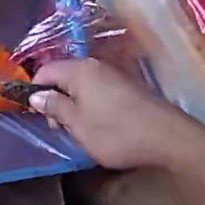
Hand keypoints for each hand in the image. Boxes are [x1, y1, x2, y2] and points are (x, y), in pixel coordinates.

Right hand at [29, 58, 201, 169]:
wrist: (168, 138)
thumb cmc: (116, 132)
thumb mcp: (78, 123)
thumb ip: (55, 107)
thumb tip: (36, 95)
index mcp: (80, 70)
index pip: (45, 70)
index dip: (36, 91)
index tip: (39, 116)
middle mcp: (97, 65)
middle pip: (64, 76)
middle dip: (56, 100)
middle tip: (61, 128)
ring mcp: (116, 75)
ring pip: (82, 85)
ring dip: (74, 105)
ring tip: (80, 130)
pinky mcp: (129, 87)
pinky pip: (99, 91)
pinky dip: (92, 105)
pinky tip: (99, 126)